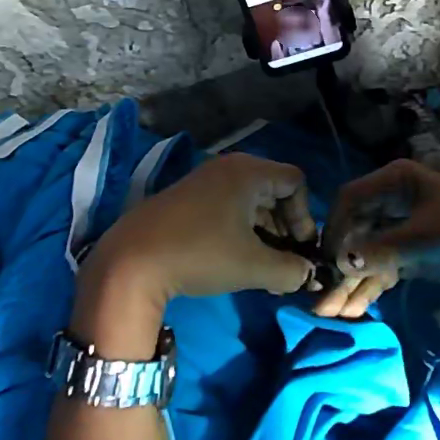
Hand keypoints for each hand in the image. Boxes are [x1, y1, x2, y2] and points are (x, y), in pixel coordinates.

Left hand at [83, 153, 319, 306]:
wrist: (132, 261)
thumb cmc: (200, 255)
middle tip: (286, 262)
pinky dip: (241, 228)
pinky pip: (229, 205)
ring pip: (251, 200)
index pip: (295, 181)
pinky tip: (238, 259)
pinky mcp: (189, 197)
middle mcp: (229, 167)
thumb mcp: (253, 267)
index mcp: (248, 172)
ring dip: (264, 231)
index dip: (304, 216)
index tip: (299, 249)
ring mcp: (205, 180)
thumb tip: (307, 273)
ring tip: (265, 267)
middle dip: (285, 226)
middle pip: (274, 189)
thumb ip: (291, 270)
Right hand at [313, 159, 439, 318]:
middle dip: (338, 263)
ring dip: (349, 281)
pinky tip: (351, 310)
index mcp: (396, 182)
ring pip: (365, 253)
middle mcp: (392, 201)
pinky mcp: (411, 254)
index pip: (351, 200)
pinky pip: (382, 269)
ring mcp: (401, 229)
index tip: (326, 261)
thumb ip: (383, 249)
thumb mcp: (428, 238)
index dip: (335, 228)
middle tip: (319, 296)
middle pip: (354, 229)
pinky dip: (369, 288)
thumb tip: (341, 262)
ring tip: (327, 312)